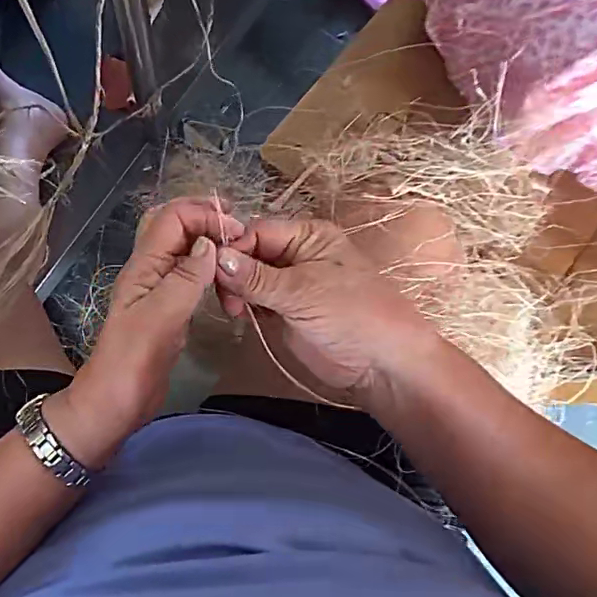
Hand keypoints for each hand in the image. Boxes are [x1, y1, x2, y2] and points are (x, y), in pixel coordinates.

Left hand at [46, 198, 242, 456]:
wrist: (115, 402)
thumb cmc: (132, 361)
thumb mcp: (159, 318)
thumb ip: (185, 279)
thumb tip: (210, 244)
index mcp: (143, 265)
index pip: (173, 217)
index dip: (205, 215)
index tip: (237, 233)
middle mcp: (150, 270)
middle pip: (178, 226)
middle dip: (209, 222)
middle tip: (242, 238)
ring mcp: (159, 289)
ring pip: (187, 251)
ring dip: (213, 250)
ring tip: (238, 267)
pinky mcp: (169, 308)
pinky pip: (192, 277)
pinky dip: (211, 275)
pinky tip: (227, 289)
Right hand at [211, 217, 447, 404]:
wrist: (381, 366)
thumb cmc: (352, 316)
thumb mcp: (303, 292)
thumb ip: (257, 277)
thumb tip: (217, 258)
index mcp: (307, 236)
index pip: (258, 231)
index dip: (235, 247)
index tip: (215, 270)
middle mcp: (296, 254)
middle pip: (249, 253)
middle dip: (232, 271)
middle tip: (226, 298)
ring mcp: (288, 284)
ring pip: (246, 277)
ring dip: (234, 291)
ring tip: (234, 310)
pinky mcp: (283, 310)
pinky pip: (253, 300)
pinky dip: (242, 306)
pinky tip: (239, 315)